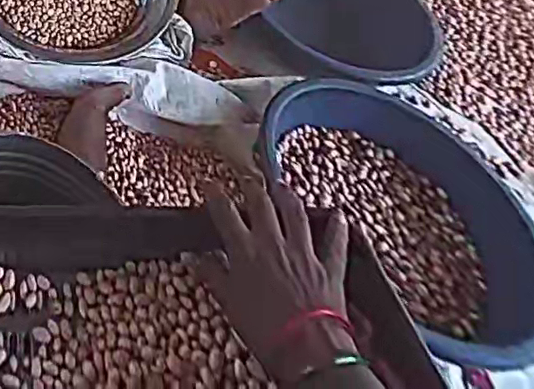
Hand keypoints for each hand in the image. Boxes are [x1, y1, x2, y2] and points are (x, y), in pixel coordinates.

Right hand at [201, 174, 353, 379]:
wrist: (311, 355)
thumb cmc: (266, 332)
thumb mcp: (230, 304)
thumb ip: (213, 275)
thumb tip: (194, 258)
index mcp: (245, 250)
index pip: (224, 211)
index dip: (214, 193)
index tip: (208, 184)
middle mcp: (272, 243)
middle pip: (261, 203)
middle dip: (251, 185)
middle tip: (247, 178)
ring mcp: (302, 253)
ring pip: (295, 214)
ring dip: (288, 196)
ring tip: (282, 186)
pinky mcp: (328, 269)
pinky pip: (335, 243)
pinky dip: (338, 228)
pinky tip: (339, 215)